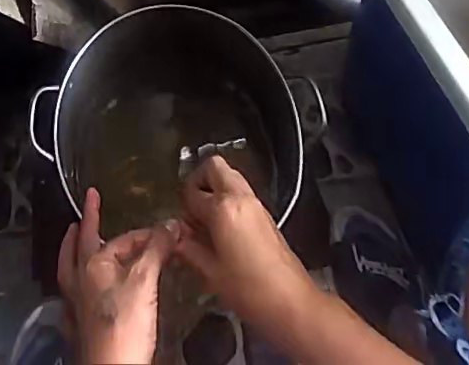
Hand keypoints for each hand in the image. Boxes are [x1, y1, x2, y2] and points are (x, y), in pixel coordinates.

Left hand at [59, 187, 176, 363]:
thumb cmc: (124, 326)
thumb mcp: (145, 280)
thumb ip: (156, 249)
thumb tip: (170, 225)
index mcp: (93, 265)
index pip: (122, 239)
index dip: (145, 234)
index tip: (164, 231)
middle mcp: (80, 282)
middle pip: (80, 246)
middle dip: (86, 224)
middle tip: (88, 206)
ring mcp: (77, 307)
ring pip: (71, 270)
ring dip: (74, 251)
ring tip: (74, 239)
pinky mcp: (80, 331)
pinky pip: (71, 301)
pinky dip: (74, 290)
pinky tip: (77, 294)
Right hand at [175, 156, 318, 330]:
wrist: (292, 302)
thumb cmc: (251, 291)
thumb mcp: (211, 273)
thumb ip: (189, 248)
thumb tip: (176, 236)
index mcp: (223, 208)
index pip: (192, 192)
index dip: (182, 207)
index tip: (181, 224)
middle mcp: (240, 197)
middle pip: (213, 165)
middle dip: (197, 180)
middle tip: (192, 207)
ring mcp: (255, 202)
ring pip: (229, 174)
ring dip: (213, 187)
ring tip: (207, 219)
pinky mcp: (264, 212)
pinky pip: (240, 190)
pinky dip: (227, 198)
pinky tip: (223, 228)